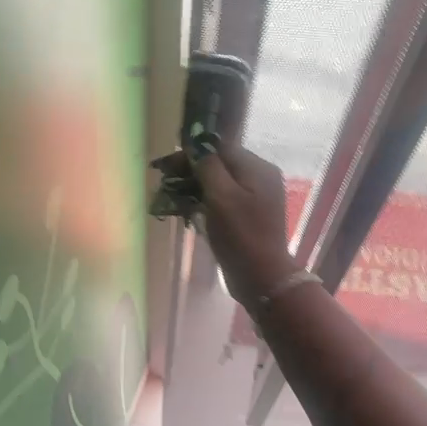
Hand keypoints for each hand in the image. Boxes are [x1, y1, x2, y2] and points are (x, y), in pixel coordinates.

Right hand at [156, 142, 298, 301]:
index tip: (166, 166)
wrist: (261, 278)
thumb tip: (196, 148)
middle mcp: (260, 178)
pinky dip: (206, 203)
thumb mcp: (222, 197)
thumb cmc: (240, 236)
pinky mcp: (250, 217)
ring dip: (196, 188)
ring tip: (173, 199)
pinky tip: (190, 212)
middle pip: (221, 165)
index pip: (219, 148)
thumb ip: (209, 168)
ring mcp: (256, 198)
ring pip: (221, 184)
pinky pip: (225, 201)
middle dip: (192, 172)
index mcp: (257, 168)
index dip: (191, 154)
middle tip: (165, 184)